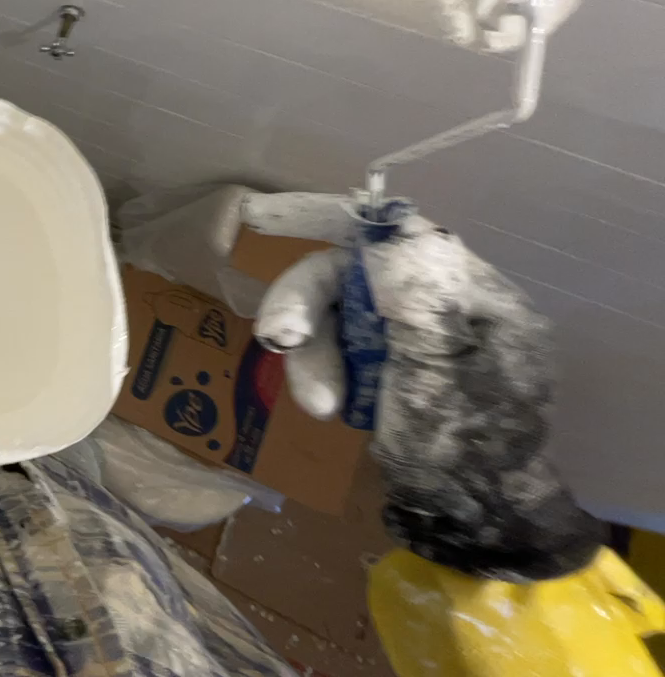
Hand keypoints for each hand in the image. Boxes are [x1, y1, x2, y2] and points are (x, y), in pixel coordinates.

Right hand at [244, 193, 603, 581]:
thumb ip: (419, 308)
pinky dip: (314, 372)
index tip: (257, 217)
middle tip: (278, 339)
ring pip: (322, 316)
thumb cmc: (468, 446)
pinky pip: (322, 347)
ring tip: (317, 403)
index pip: (391, 232)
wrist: (467, 510)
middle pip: (339, 277)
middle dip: (301, 307)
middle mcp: (426, 304)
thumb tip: (389, 239)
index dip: (322, 215)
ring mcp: (395, 333)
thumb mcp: (445, 378)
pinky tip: (325, 405)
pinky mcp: (369, 359)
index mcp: (466, 297)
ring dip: (308, 355)